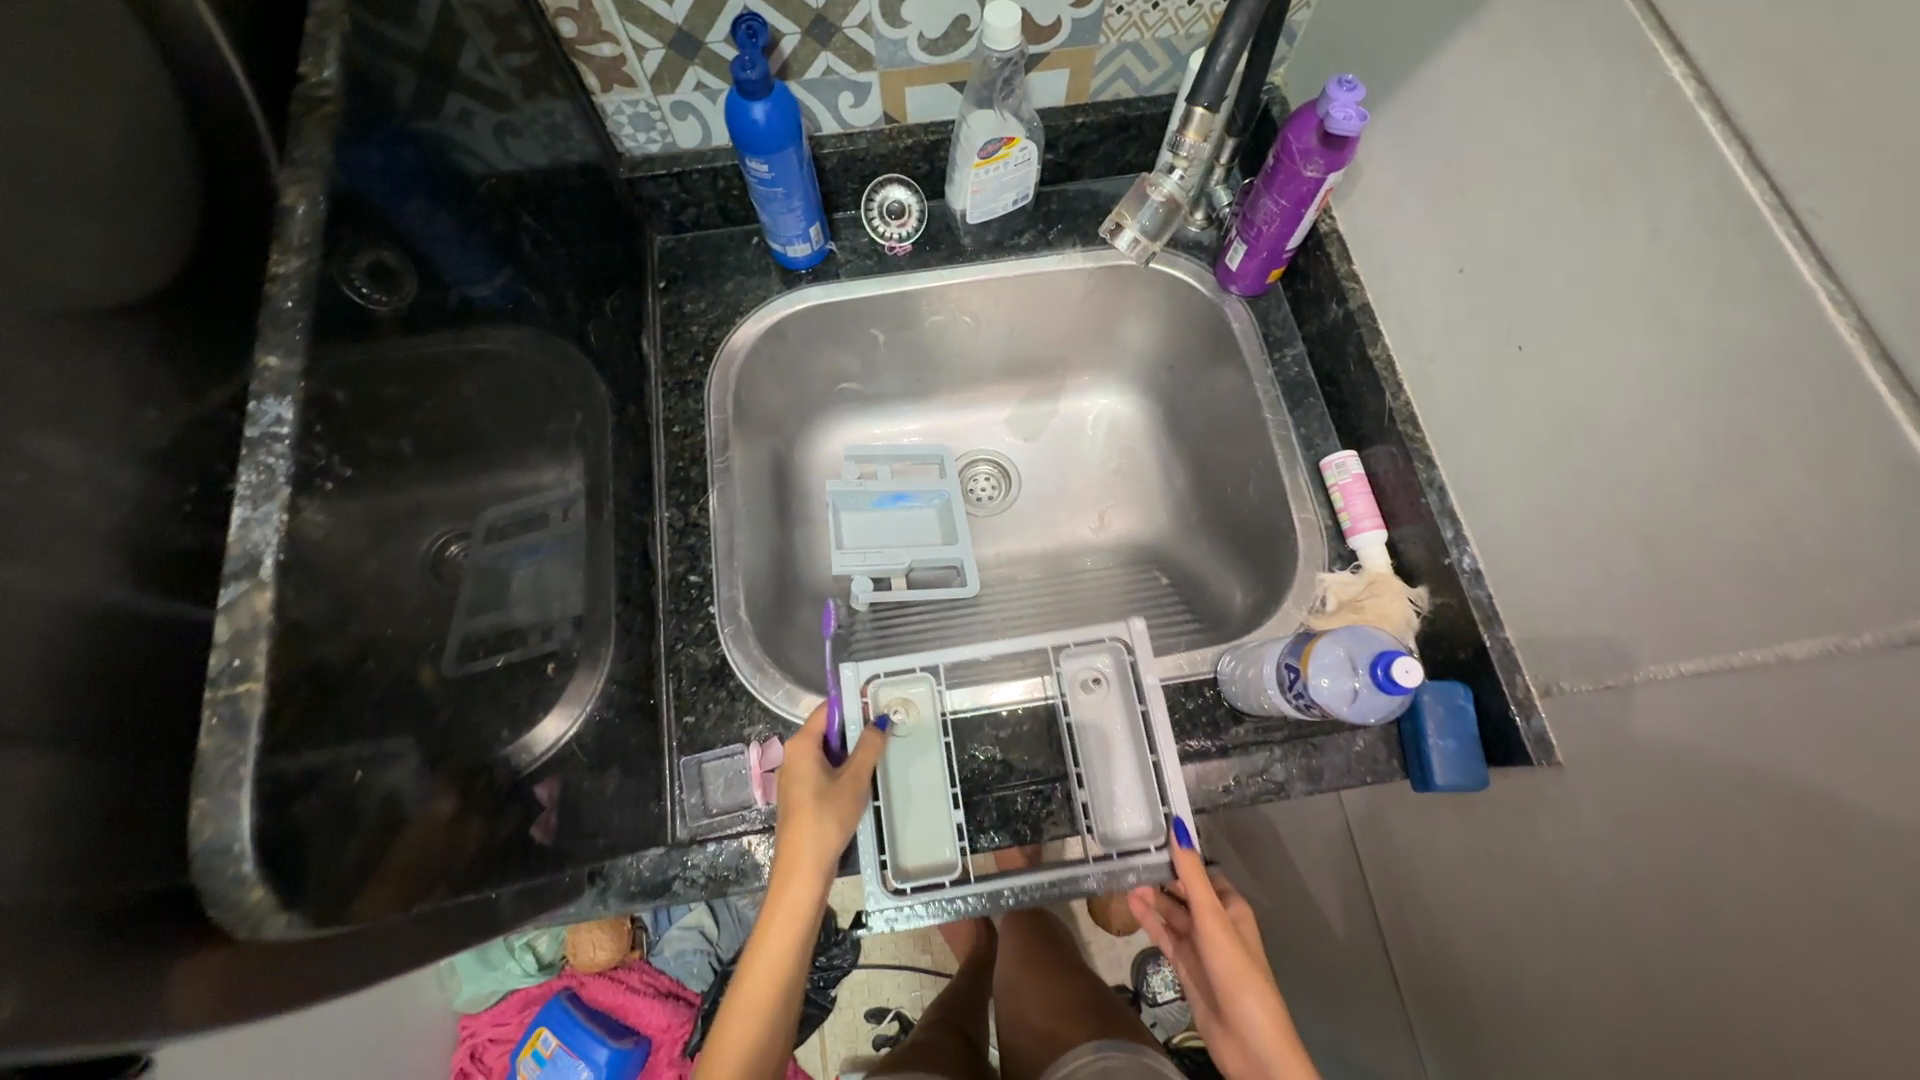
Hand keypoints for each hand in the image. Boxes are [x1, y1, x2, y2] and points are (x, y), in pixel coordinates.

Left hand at [771, 703, 887, 892]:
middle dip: (855, 730)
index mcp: (801, 744)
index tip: (878, 706)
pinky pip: (823, 770)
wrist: (803, 867)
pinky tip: (863, 779)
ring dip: (851, 752)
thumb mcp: (854, 780)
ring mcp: (795, 776)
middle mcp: (793, 755)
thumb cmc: (827, 818)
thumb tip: (880, 721)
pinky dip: (843, 769)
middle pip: (827, 730)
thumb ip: (869, 747)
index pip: (828, 710)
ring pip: (827, 752)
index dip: (852, 705)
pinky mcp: (801, 795)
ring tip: (880, 753)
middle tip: (885, 730)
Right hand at [1128, 818, 1320, 1079]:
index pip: (1204, 875)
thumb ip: (1192, 874)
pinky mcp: (1187, 968)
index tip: (1153, 841)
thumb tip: (1177, 827)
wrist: (1247, 1039)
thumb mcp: (1213, 917)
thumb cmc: (1235, 970)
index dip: (1182, 859)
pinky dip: (1150, 922)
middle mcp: (1217, 925)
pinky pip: (1166, 937)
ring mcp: (1201, 948)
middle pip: (1186, 894)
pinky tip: (1132, 906)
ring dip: (1153, 900)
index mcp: (1232, 909)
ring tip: (1126, 881)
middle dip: (1163, 879)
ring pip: (1174, 916)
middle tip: (1132, 861)